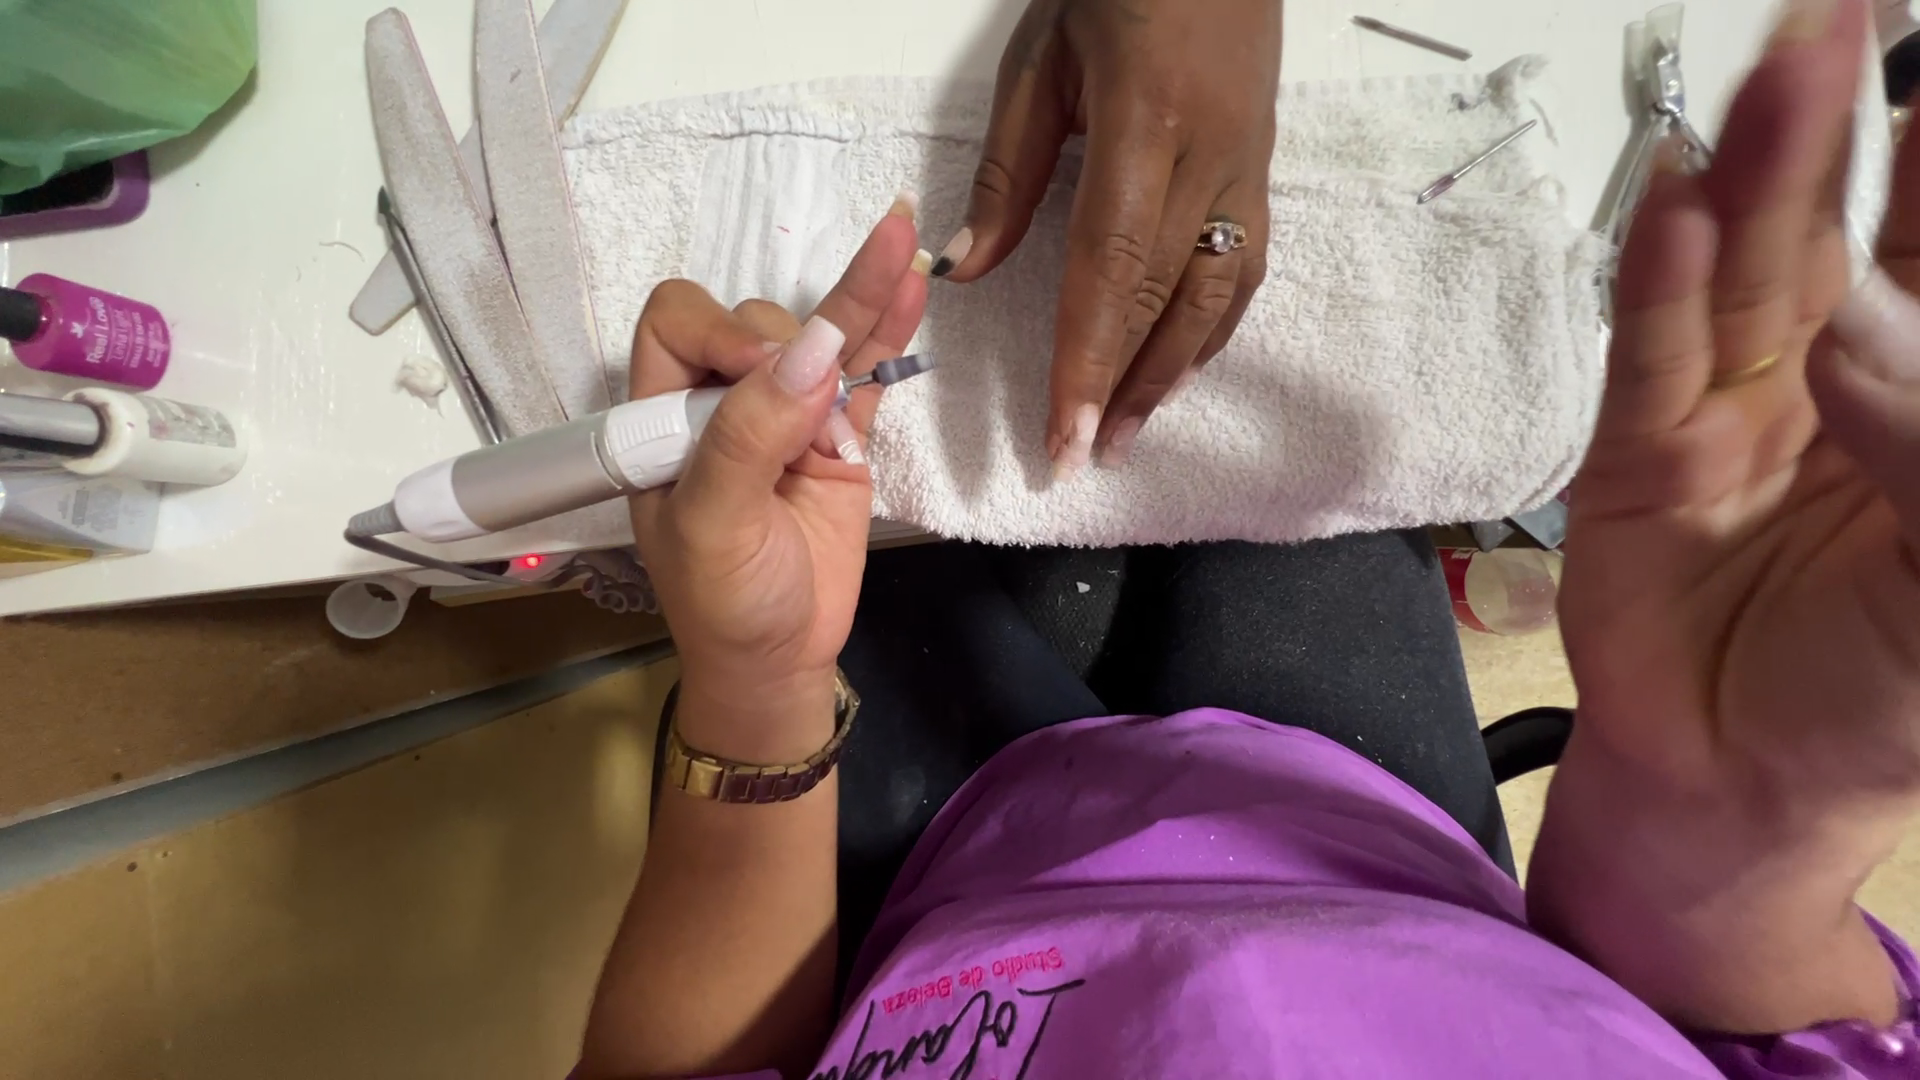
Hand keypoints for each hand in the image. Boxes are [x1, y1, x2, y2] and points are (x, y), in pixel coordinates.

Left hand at [627, 206, 926, 755]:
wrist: (782, 655)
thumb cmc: (725, 600)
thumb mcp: (713, 524)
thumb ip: (748, 435)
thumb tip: (811, 351)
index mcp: (664, 418)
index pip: (679, 327)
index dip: (719, 333)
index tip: (759, 378)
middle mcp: (725, 405)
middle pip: (756, 327)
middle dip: (788, 348)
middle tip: (810, 416)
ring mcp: (789, 419)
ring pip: (819, 340)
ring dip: (856, 300)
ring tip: (898, 245)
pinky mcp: (841, 438)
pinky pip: (865, 376)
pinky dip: (887, 334)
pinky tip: (911, 284)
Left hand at [935, 0, 1281, 475]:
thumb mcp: (1041, 61)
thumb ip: (1006, 173)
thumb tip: (965, 269)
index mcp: (1143, 122)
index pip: (1109, 268)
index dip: (1086, 360)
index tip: (1063, 434)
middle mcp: (1207, 159)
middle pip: (1161, 299)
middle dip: (1122, 390)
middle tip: (1088, 458)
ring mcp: (1245, 172)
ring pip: (1211, 298)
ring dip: (1168, 377)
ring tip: (1126, 434)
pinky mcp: (1262, 177)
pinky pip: (1240, 275)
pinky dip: (1208, 334)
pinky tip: (1177, 371)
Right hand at [1533, 0, 1919, 1030]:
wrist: (1736, 764)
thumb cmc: (1894, 691)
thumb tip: (1854, 312)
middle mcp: (1836, 385)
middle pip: (1849, 242)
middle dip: (1851, 130)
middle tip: (1840, 17)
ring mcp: (1722, 418)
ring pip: (1742, 288)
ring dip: (1751, 188)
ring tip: (1766, 77)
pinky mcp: (1630, 462)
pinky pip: (1647, 371)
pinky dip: (1651, 299)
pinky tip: (1660, 218)